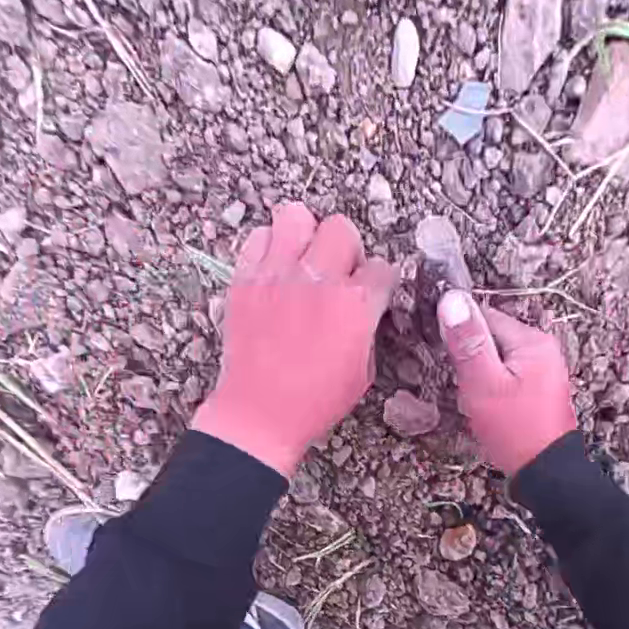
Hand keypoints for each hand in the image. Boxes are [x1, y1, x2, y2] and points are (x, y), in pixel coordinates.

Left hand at [191, 204, 396, 476]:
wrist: (262, 412)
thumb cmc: (316, 400)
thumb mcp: (363, 370)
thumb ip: (367, 328)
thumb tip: (365, 307)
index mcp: (356, 306)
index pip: (382, 267)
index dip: (379, 280)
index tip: (372, 290)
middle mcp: (319, 281)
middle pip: (342, 228)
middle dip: (347, 248)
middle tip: (339, 272)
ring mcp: (278, 275)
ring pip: (296, 215)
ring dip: (306, 234)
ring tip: (304, 260)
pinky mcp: (246, 279)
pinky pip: (259, 237)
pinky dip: (270, 246)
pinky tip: (276, 270)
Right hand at [436, 290, 576, 475]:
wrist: (546, 474)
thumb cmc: (515, 431)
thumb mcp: (484, 384)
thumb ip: (469, 342)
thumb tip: (452, 299)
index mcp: (533, 341)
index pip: (485, 318)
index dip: (463, 339)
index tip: (455, 363)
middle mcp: (544, 350)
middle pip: (492, 340)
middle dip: (474, 364)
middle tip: (473, 391)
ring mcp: (545, 371)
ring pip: (498, 362)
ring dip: (483, 381)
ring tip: (485, 405)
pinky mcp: (540, 390)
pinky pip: (508, 379)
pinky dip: (495, 392)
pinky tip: (494, 411)